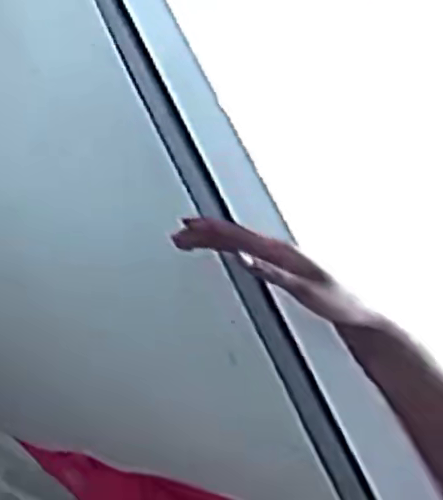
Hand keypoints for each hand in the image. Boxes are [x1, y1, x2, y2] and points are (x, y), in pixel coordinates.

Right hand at [172, 217, 381, 328]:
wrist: (364, 316)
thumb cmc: (340, 302)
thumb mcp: (304, 290)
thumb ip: (269, 272)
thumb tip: (239, 256)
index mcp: (278, 250)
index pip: (235, 232)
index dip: (207, 227)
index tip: (184, 225)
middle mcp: (275, 249)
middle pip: (230, 234)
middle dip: (200, 233)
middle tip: (177, 236)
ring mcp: (277, 256)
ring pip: (234, 240)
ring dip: (208, 238)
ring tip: (186, 240)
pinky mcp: (278, 263)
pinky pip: (243, 248)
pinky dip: (223, 245)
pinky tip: (219, 250)